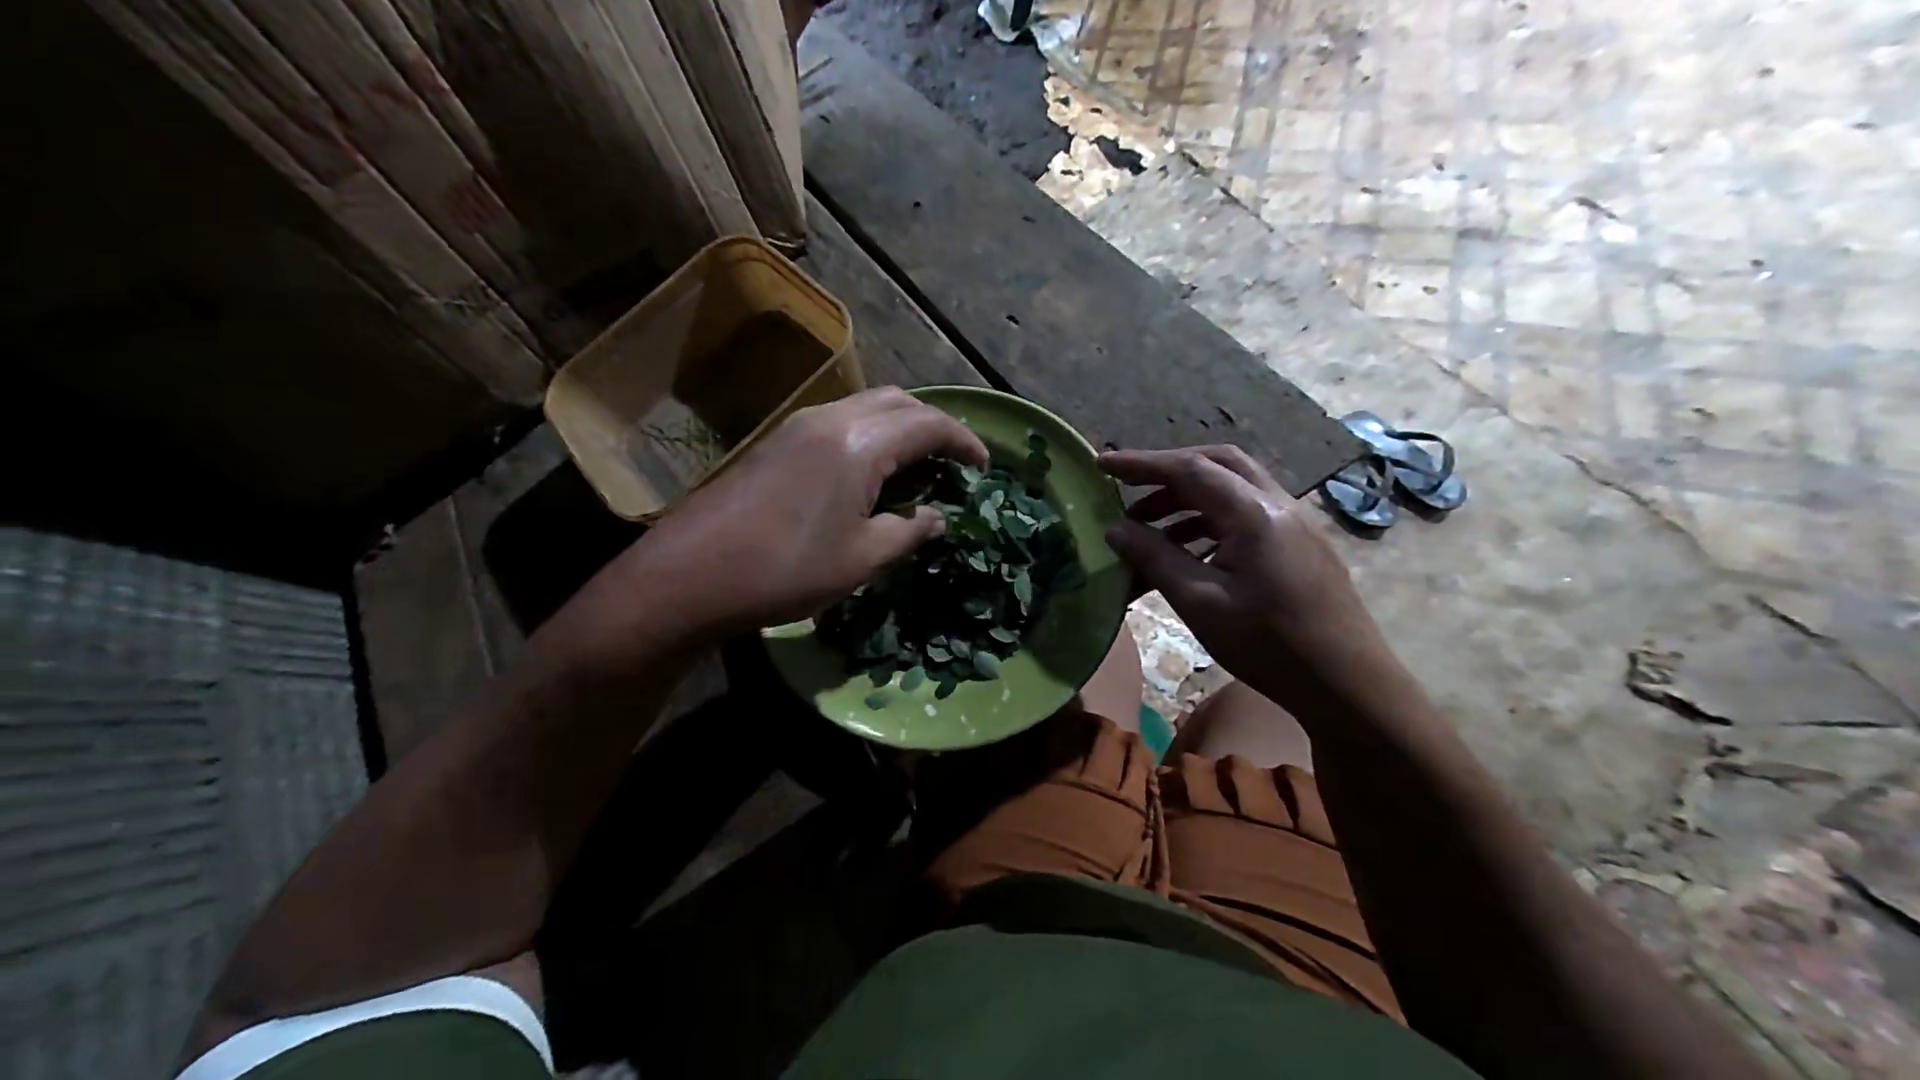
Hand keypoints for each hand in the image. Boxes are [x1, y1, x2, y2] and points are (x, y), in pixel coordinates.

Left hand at [614, 388, 988, 635]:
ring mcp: (798, 426)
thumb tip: (936, 517)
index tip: (984, 466)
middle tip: (951, 464)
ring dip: (900, 429)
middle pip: (899, 402)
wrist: (690, 575)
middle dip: (933, 426)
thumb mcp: (862, 558)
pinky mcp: (776, 442)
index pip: (928, 423)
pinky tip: (870, 475)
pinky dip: (869, 437)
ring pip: (867, 408)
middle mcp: (830, 419)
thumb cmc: (785, 570)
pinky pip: (839, 423)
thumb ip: (909, 530)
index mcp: (859, 443)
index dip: (964, 441)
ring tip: (916, 470)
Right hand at [1099, 446, 1387, 710]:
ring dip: (1187, 500)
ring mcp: (1295, 523)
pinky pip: (1246, 515)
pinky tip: (1187, 553)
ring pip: (1232, 490)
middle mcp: (1279, 504)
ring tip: (1148, 529)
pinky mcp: (1300, 545)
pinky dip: (1209, 521)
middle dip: (1168, 471)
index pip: (1190, 468)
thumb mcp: (1200, 602)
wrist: (1348, 684)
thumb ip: (1155, 558)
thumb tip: (1114, 528)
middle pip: (1217, 464)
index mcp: (1254, 513)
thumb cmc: (1269, 645)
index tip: (1102, 464)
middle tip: (1129, 490)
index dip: (1141, 463)